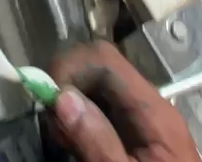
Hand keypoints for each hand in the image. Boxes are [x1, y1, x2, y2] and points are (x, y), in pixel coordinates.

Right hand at [48, 42, 198, 161]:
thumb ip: (97, 143)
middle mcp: (150, 104)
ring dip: (70, 101)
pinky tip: (75, 143)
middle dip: (67, 83)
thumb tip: (61, 96)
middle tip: (53, 124)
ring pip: (97, 85)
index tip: (48, 104)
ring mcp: (144, 118)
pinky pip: (102, 108)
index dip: (69, 68)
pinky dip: (81, 116)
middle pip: (98, 65)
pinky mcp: (137, 134)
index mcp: (154, 111)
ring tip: (62, 138)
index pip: (104, 58)